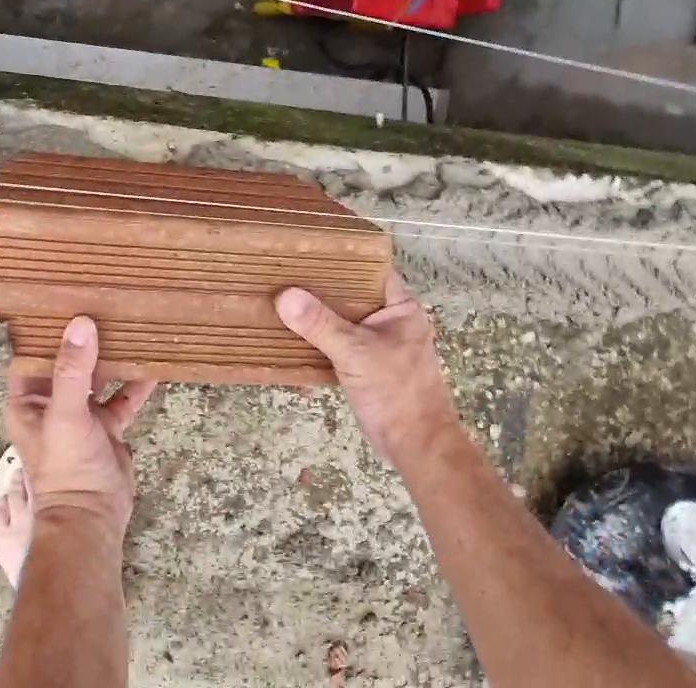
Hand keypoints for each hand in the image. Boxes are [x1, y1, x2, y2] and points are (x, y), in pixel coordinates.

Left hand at [5, 315, 158, 536]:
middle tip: (102, 303)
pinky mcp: (106, 428)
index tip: (63, 300)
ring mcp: (80, 416)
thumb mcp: (67, 413)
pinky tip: (152, 365)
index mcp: (27, 401)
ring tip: (128, 326)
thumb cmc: (66, 466)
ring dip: (110, 358)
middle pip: (66, 362)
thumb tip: (81, 323)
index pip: (31, 356)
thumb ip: (74, 370)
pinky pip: (120, 399)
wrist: (92, 517)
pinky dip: (134, 384)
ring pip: (96, 378)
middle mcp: (51, 405)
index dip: (43, 331)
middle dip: (82, 339)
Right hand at [275, 272, 459, 467]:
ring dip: (314, 314)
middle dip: (318, 286)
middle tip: (282, 272)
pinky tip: (288, 335)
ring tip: (279, 297)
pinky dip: (316, 339)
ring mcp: (377, 343)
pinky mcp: (364, 365)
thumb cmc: (396, 393)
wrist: (416, 446)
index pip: (368, 268)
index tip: (304, 248)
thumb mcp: (356, 352)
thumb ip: (320, 324)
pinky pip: (335, 342)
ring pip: (341, 319)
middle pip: (349, 293)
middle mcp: (389, 320)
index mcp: (400, 307)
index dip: (339, 257)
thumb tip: (284, 296)